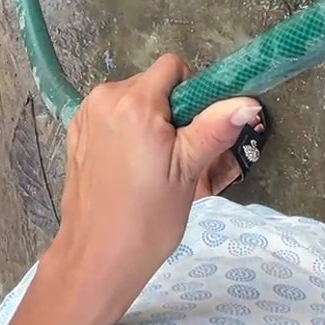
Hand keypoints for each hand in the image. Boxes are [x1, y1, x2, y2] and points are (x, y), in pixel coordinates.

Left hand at [2, 56, 260, 324]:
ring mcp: (86, 111)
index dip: (189, 93)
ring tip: (148, 163)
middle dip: (167, 109)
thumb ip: (215, 128)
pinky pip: (110, 112)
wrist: (96, 258)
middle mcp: (106, 95)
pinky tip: (125, 165)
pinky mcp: (75, 128)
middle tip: (171, 155)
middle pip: (151, 82)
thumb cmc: (148, 219)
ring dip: (144, 118)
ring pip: (131, 97)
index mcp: (135, 100)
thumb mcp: (189, 171)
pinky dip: (122, 128)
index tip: (189, 130)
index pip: (172, 66)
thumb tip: (248, 103)